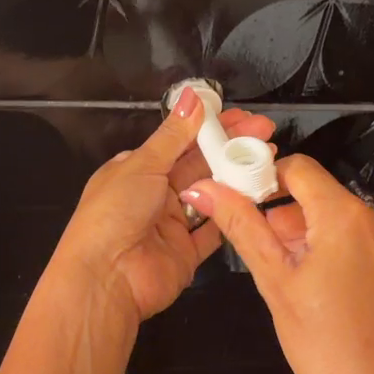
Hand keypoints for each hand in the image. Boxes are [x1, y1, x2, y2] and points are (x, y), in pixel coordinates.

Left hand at [46, 88, 275, 325]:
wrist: (105, 279)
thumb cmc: (116, 212)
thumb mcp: (143, 165)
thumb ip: (174, 134)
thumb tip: (193, 95)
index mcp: (137, 168)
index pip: (180, 141)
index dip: (210, 127)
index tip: (242, 117)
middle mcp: (155, 193)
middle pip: (199, 164)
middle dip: (230, 147)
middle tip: (266, 133)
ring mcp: (172, 224)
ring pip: (211, 193)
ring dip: (237, 177)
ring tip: (268, 160)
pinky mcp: (188, 252)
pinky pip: (214, 228)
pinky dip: (233, 213)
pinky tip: (257, 195)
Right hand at [183, 156, 373, 373]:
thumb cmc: (327, 353)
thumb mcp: (276, 286)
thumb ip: (241, 226)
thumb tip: (202, 187)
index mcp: (348, 216)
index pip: (299, 169)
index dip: (268, 181)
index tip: (249, 209)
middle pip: (325, 199)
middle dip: (294, 222)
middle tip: (274, 264)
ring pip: (351, 225)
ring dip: (322, 241)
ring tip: (307, 290)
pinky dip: (353, 259)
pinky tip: (342, 301)